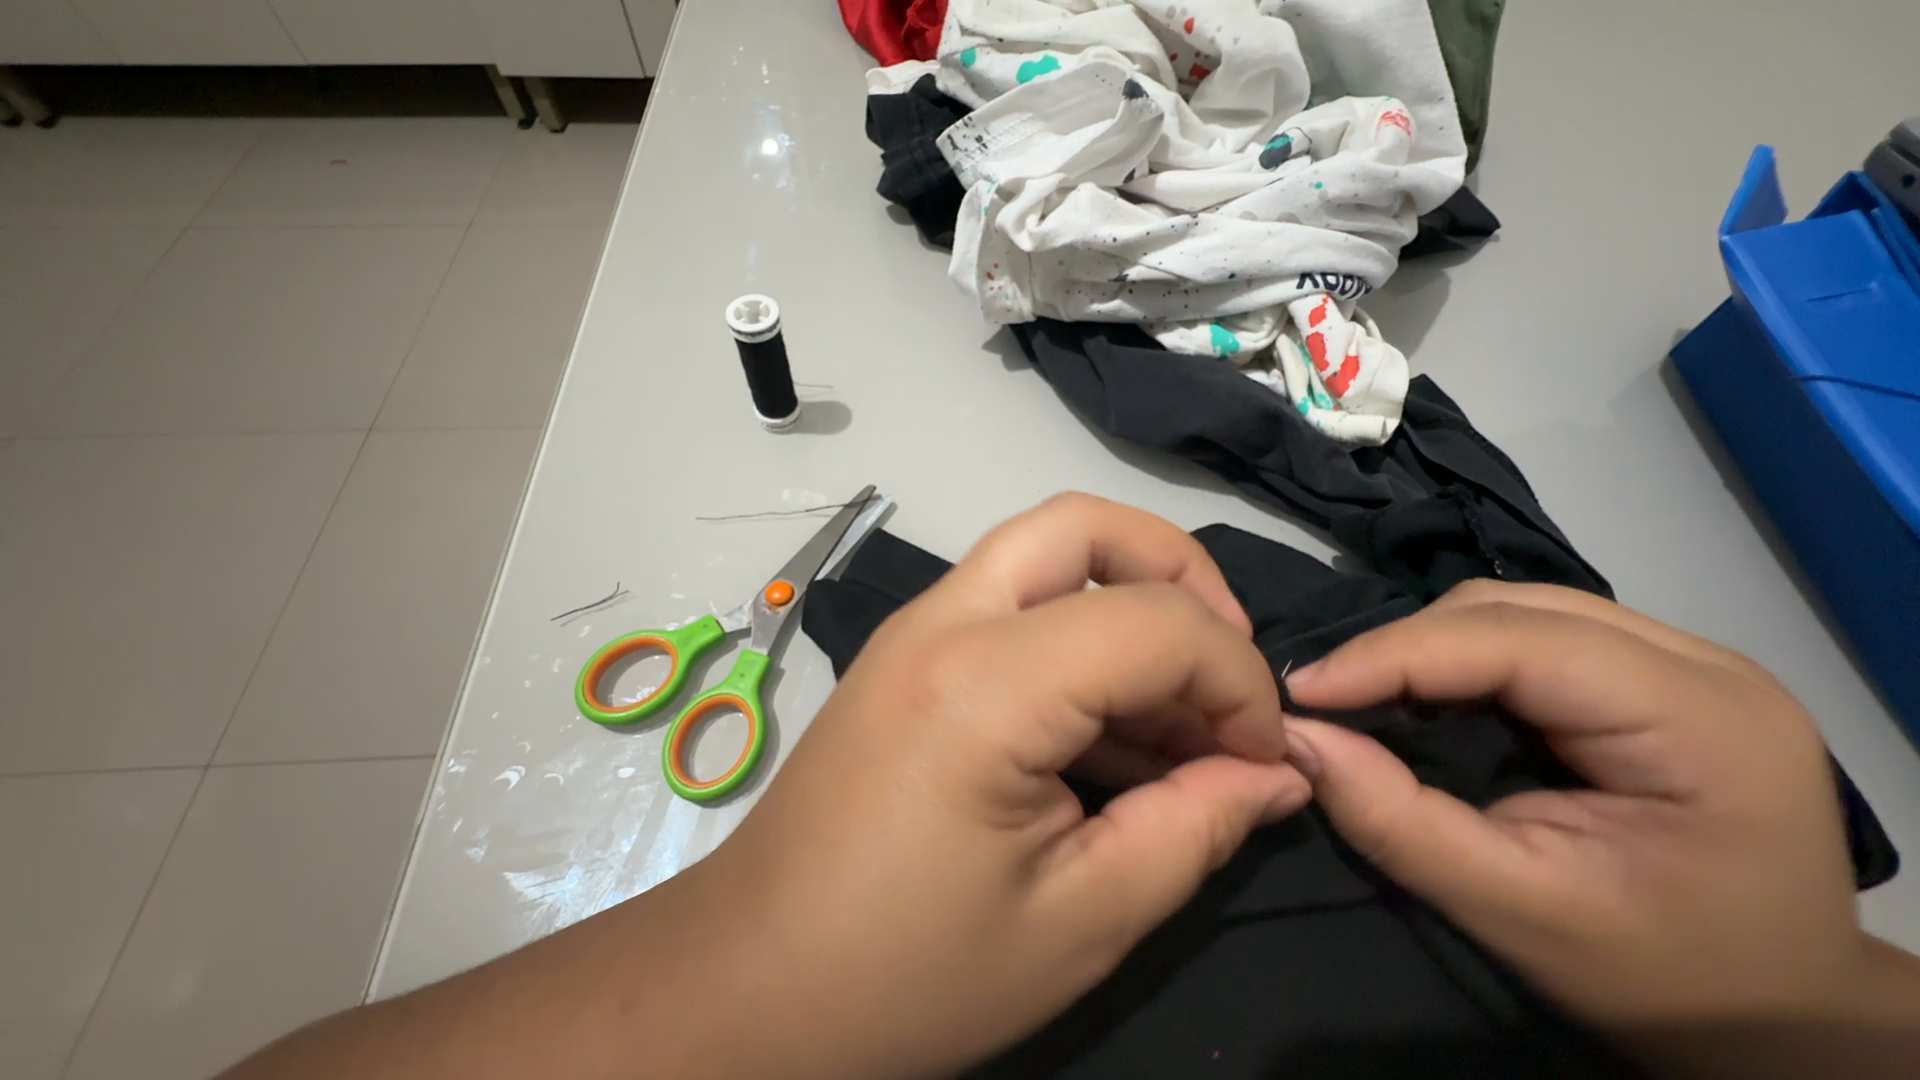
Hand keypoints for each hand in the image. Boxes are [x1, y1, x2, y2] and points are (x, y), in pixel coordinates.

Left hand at [671, 493, 1307, 1079]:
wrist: (750, 984)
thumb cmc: (908, 972)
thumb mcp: (1079, 921)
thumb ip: (1194, 830)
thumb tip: (1277, 773)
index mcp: (987, 684)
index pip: (1157, 622)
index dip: (1238, 681)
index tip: (1264, 758)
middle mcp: (944, 624)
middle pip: (1085, 527)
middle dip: (1181, 578)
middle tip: (1224, 672)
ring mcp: (913, 632)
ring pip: (1043, 552)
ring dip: (1128, 604)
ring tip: (1176, 714)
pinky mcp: (903, 659)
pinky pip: (1011, 606)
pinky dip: (1079, 638)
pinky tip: (1113, 733)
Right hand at [1281, 581, 1919, 1072]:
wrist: (1769, 1010)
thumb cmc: (1656, 976)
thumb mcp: (1513, 911)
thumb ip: (1397, 820)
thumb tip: (1297, 737)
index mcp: (1700, 724)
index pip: (1519, 643)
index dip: (1396, 654)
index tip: (1304, 690)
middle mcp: (1701, 665)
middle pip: (1514, 609)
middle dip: (1405, 647)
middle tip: (1330, 700)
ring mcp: (1685, 659)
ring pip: (1516, 608)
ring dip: (1429, 646)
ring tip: (1370, 697)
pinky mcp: (1655, 671)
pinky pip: (1530, 630)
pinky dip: (1460, 655)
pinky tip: (1430, 695)